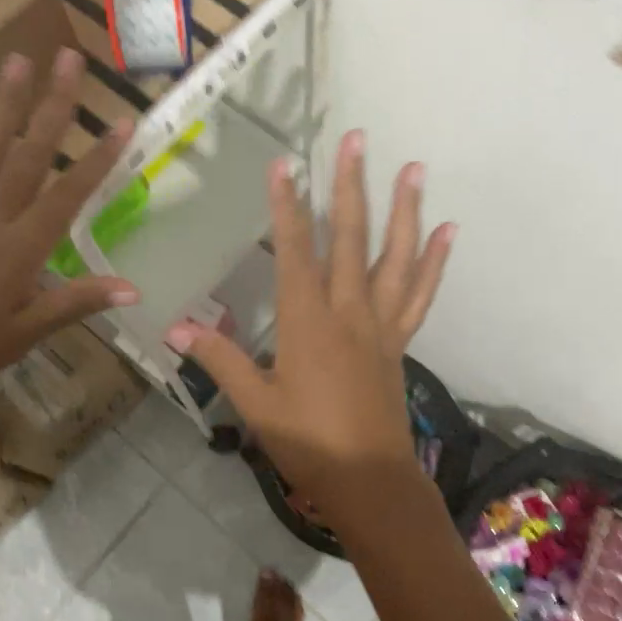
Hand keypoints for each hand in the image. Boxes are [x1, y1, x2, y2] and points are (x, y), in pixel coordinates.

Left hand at [0, 49, 137, 415]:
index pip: (68, 194)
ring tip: (17, 61)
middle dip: (53, 105)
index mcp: (20, 249)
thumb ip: (77, 303)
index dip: (99, 159)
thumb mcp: (27, 334)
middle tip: (69, 59)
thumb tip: (133, 289)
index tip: (123, 122)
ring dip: (5, 104)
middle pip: (28, 155)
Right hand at [171, 130, 454, 514]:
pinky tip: (446, 232)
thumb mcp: (254, 404)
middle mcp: (348, 311)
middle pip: (350, 238)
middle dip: (351, 185)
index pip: (294, 250)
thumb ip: (220, 359)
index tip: (284, 163)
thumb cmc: (308, 443)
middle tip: (358, 138)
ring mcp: (381, 324)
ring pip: (395, 257)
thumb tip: (175, 327)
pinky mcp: (400, 341)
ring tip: (415, 168)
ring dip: (405, 211)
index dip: (287, 205)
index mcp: (307, 321)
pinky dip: (434, 262)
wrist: (370, 482)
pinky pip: (420, 294)